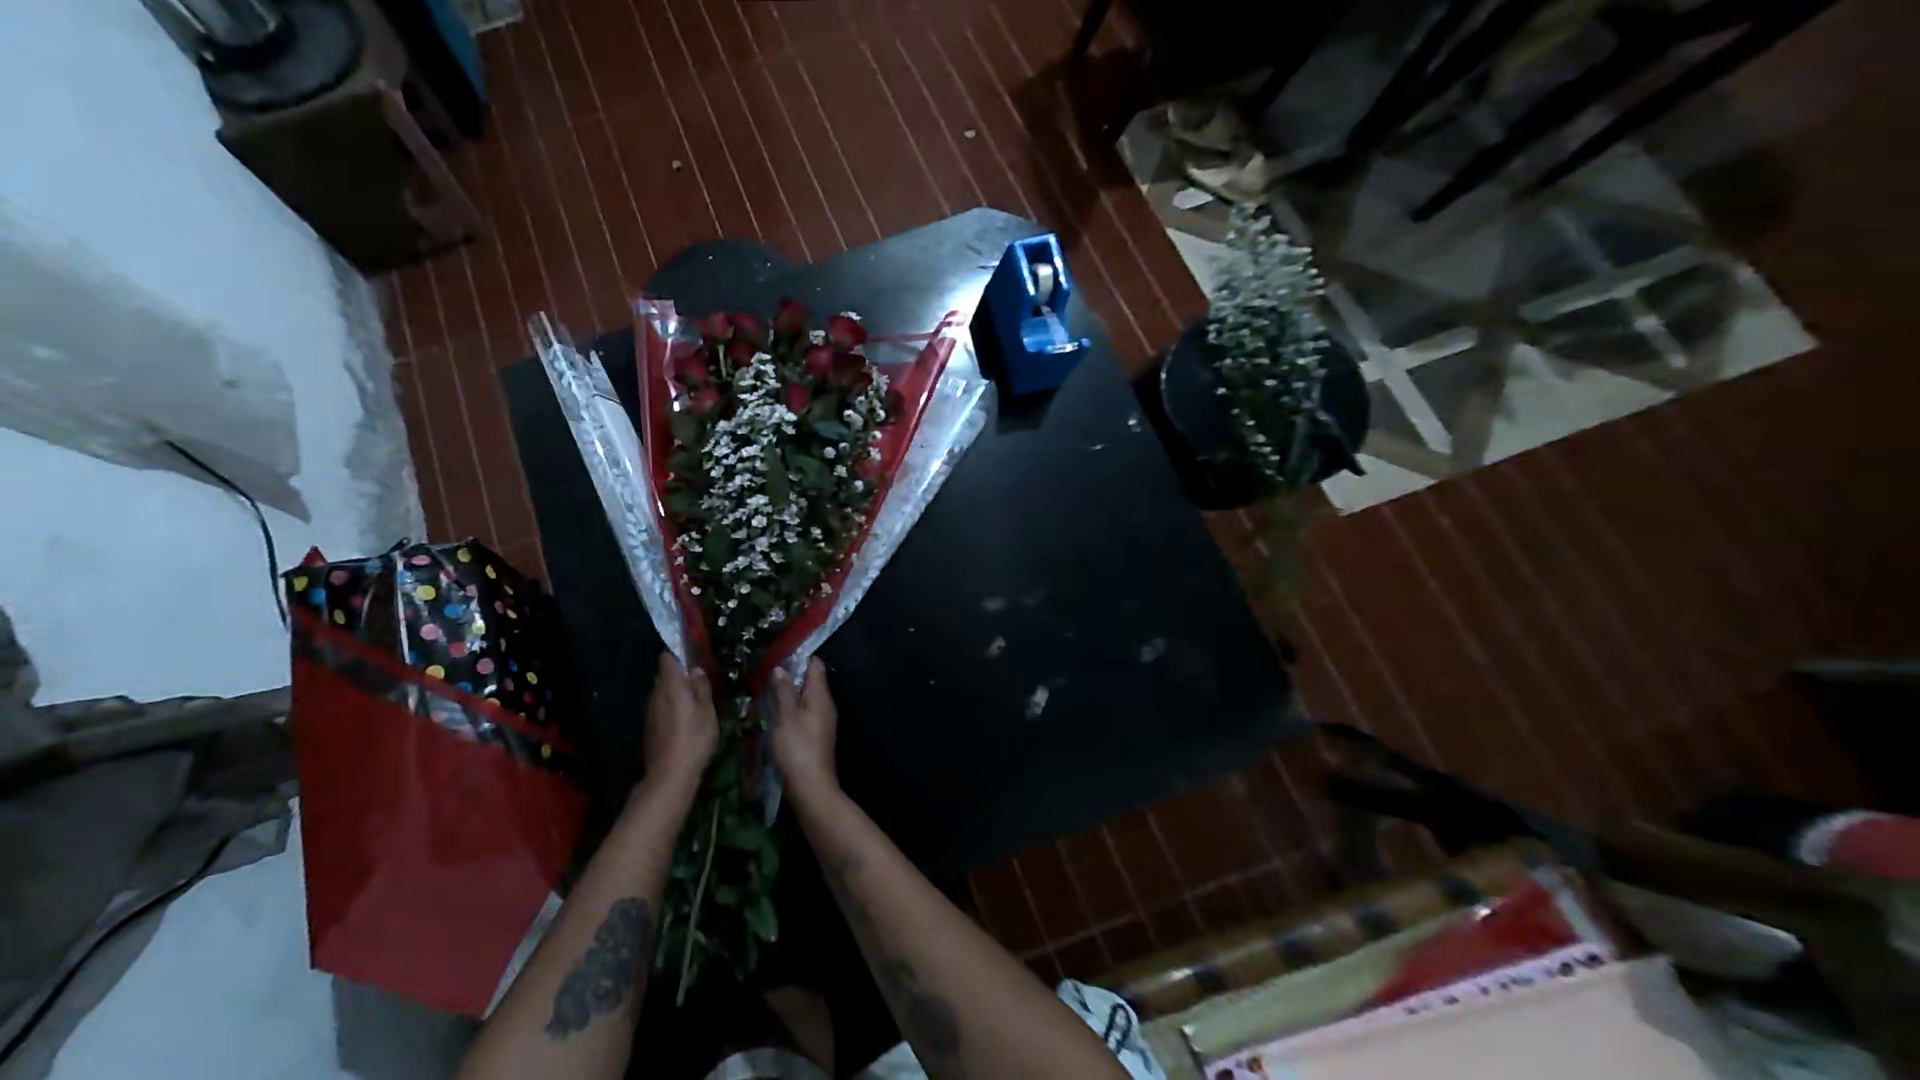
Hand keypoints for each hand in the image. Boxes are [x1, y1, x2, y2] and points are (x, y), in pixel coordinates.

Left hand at [644, 653, 717, 786]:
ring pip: (663, 694)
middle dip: (680, 678)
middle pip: (665, 677)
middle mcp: (655, 695)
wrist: (670, 773)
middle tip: (701, 687)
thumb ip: (701, 687)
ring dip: (677, 695)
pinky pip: (661, 709)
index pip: (667, 659)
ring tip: (696, 705)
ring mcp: (650, 712)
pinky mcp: (649, 727)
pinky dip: (672, 710)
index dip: (679, 656)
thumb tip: (695, 670)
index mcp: (671, 685)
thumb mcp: (707, 710)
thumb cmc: (694, 737)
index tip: (693, 661)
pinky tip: (685, 722)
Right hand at [770, 657, 836, 798]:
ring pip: (806, 697)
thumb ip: (784, 691)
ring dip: (789, 692)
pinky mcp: (815, 733)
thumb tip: (781, 668)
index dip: (799, 658)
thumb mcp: (786, 716)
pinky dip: (791, 708)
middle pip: (811, 681)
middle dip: (791, 675)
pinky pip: (804, 712)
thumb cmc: (797, 747)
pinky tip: (775, 712)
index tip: (779, 655)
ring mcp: (822, 720)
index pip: (815, 666)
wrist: (811, 784)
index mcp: (820, 696)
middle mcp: (825, 704)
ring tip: (766, 690)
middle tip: (767, 672)